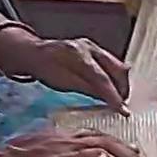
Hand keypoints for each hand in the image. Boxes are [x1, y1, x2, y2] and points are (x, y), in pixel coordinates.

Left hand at [0, 29, 132, 113]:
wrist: (34, 53)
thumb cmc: (46, 68)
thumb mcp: (66, 83)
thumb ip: (89, 90)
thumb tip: (109, 101)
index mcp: (78, 55)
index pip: (102, 78)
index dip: (114, 96)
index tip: (123, 110)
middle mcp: (89, 47)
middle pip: (117, 70)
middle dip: (122, 89)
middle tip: (121, 104)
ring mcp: (94, 47)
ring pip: (118, 66)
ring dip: (121, 83)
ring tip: (118, 97)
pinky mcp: (96, 49)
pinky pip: (113, 63)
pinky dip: (116, 77)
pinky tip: (113, 87)